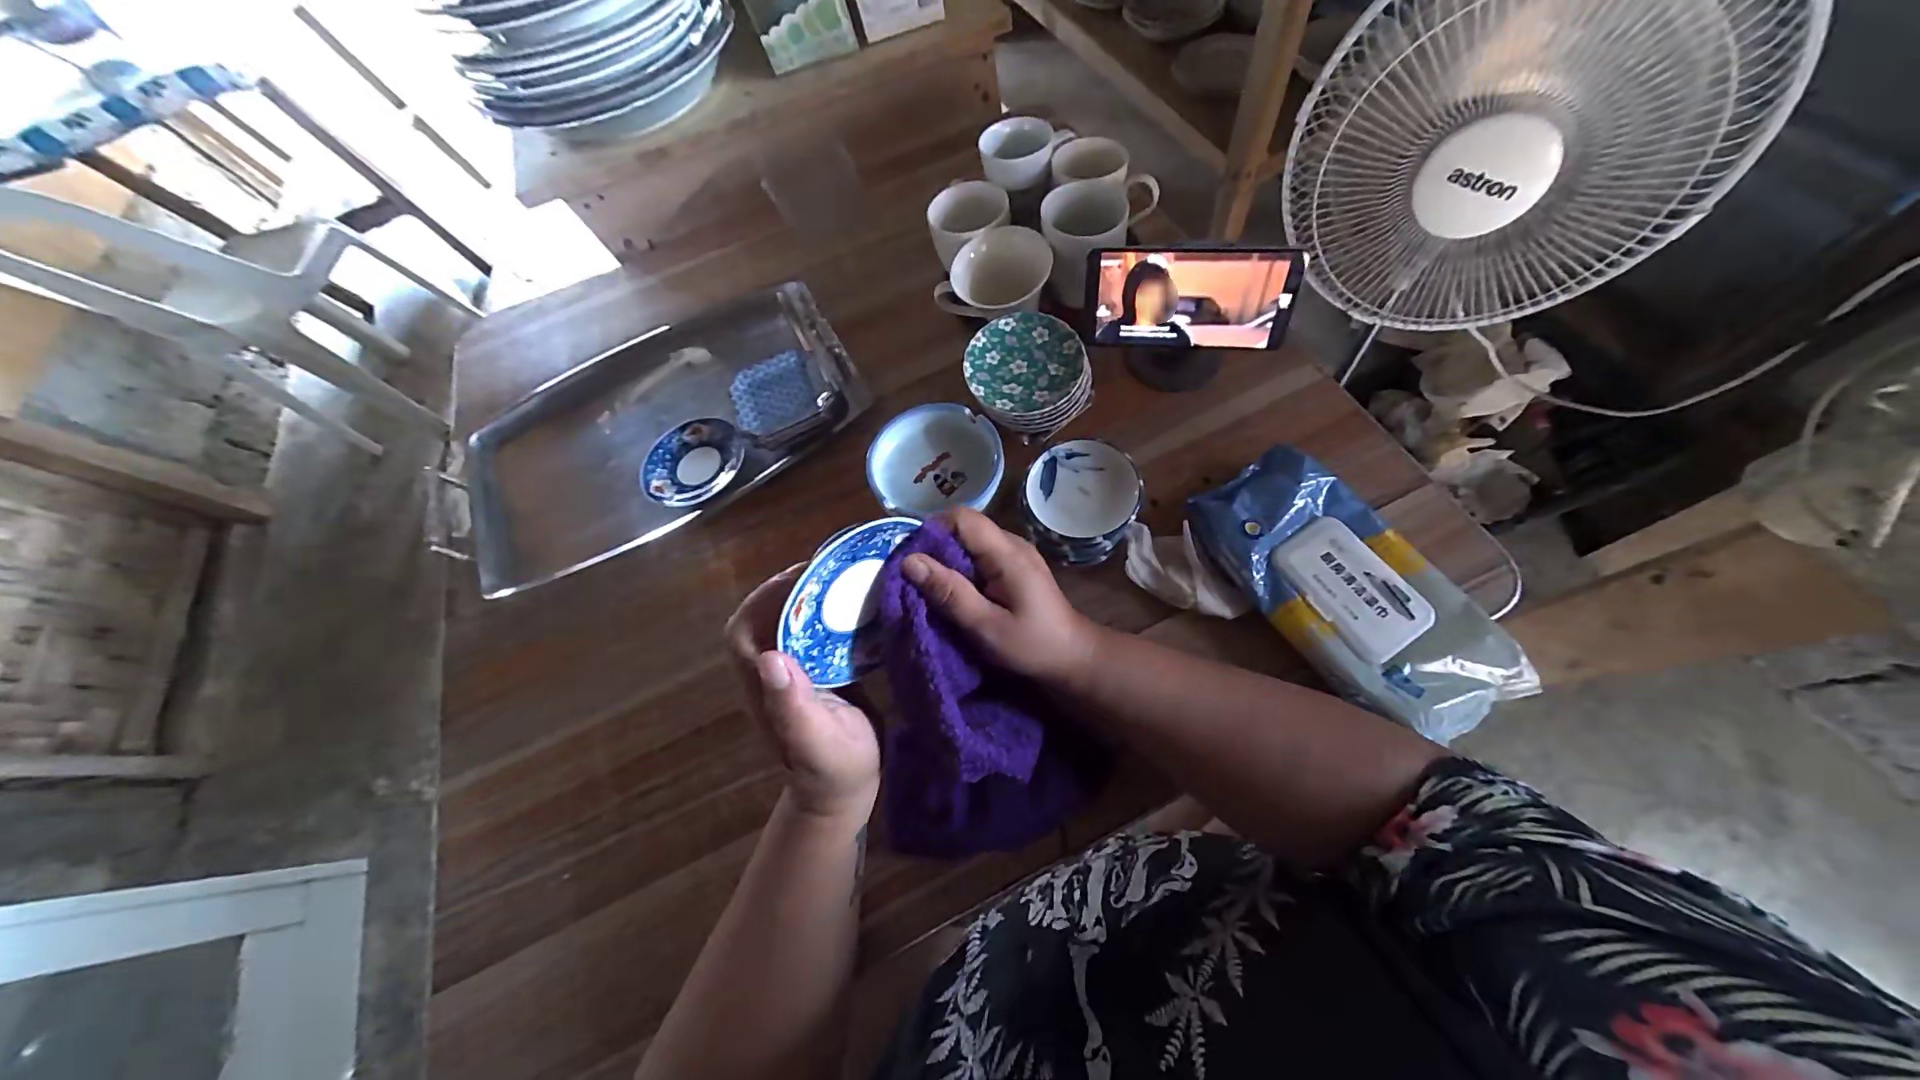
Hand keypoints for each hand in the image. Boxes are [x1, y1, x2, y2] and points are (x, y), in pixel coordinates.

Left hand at [726, 567, 881, 821]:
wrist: (848, 792)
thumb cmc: (835, 771)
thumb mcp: (817, 743)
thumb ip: (792, 706)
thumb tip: (770, 658)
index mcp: (764, 684)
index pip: (746, 627)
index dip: (768, 597)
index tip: (804, 575)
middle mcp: (772, 670)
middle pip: (768, 615)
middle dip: (794, 586)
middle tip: (832, 567)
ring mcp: (794, 669)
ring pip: (792, 619)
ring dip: (814, 595)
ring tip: (847, 575)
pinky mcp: (817, 670)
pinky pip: (816, 630)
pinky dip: (832, 610)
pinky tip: (859, 599)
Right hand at [903, 508, 1103, 687]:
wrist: (1074, 658)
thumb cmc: (1032, 646)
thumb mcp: (985, 626)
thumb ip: (949, 593)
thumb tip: (909, 561)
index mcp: (1007, 554)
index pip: (962, 518)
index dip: (932, 532)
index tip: (912, 560)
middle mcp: (1012, 544)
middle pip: (964, 527)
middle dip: (935, 548)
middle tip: (915, 579)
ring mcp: (1016, 554)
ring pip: (970, 542)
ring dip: (947, 560)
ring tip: (931, 588)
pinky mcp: (1015, 568)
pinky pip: (981, 556)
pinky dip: (962, 569)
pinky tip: (955, 593)